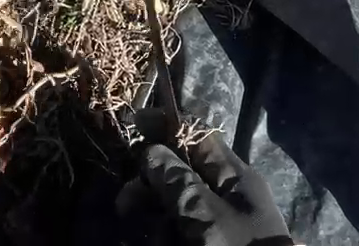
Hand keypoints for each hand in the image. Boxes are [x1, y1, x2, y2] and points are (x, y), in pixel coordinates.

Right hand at [119, 134, 293, 245]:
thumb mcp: (205, 214)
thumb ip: (176, 180)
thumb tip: (150, 151)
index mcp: (233, 176)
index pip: (198, 134)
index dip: (166, 125)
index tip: (134, 124)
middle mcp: (226, 195)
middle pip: (180, 173)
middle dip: (150, 185)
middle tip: (125, 204)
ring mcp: (218, 225)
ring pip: (175, 207)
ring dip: (155, 216)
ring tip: (144, 232)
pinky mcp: (210, 245)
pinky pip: (180, 234)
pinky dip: (165, 236)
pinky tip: (157, 242)